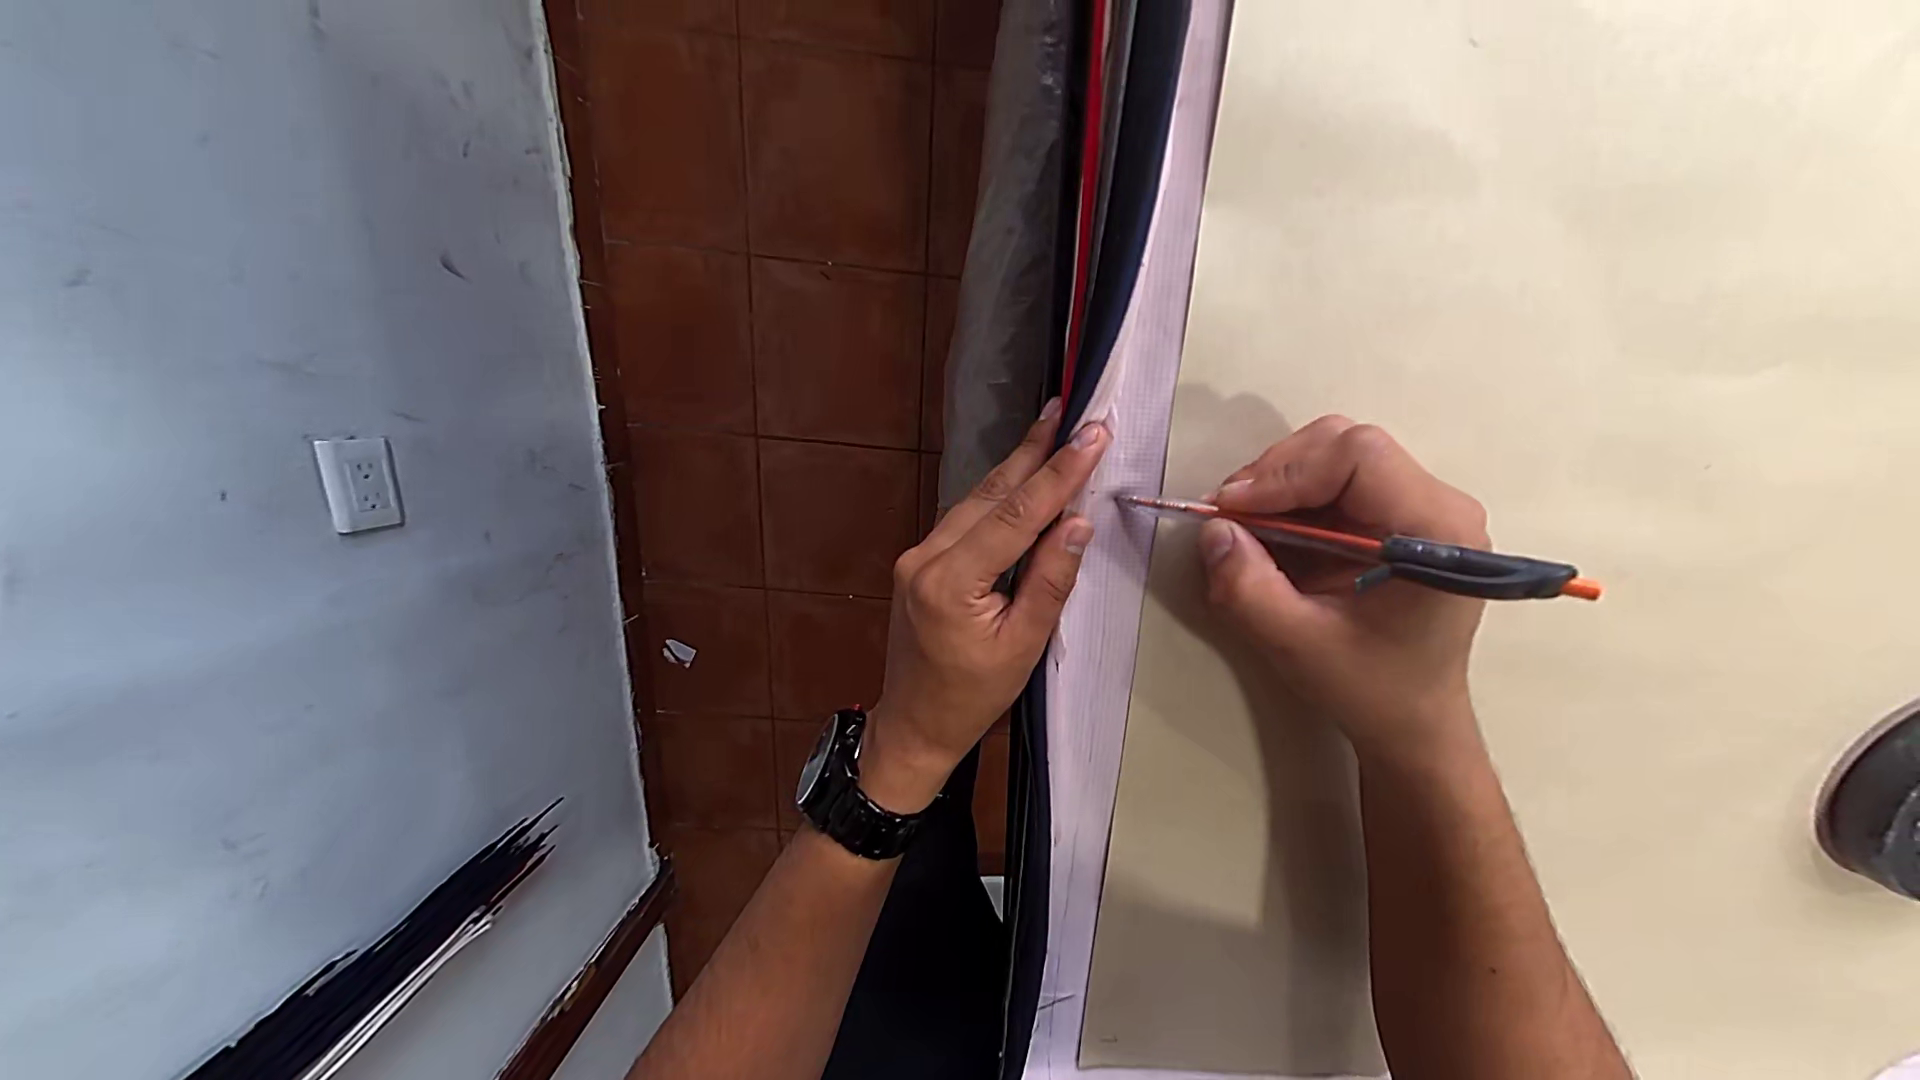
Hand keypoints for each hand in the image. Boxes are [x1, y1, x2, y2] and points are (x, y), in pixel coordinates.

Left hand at [859, 400, 1110, 813]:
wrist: (913, 723)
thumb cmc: (972, 697)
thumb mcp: (1022, 645)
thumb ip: (1050, 580)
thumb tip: (1078, 521)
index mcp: (951, 581)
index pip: (1016, 515)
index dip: (1058, 472)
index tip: (1092, 434)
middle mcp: (926, 557)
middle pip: (989, 494)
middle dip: (1032, 451)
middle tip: (1066, 412)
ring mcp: (916, 556)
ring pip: (973, 501)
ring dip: (1014, 468)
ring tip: (1049, 432)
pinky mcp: (918, 562)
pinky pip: (963, 519)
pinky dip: (996, 497)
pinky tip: (1018, 478)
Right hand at [1197, 416, 1488, 763]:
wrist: (1412, 719)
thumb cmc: (1368, 687)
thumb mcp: (1295, 644)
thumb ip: (1247, 587)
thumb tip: (1212, 530)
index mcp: (1433, 529)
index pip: (1358, 455)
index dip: (1286, 472)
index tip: (1233, 508)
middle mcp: (1435, 504)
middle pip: (1344, 443)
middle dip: (1276, 470)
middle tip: (1231, 513)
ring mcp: (1416, 506)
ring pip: (1333, 453)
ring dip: (1277, 480)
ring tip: (1243, 521)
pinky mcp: (1391, 516)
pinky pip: (1330, 478)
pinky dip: (1286, 495)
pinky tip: (1267, 529)